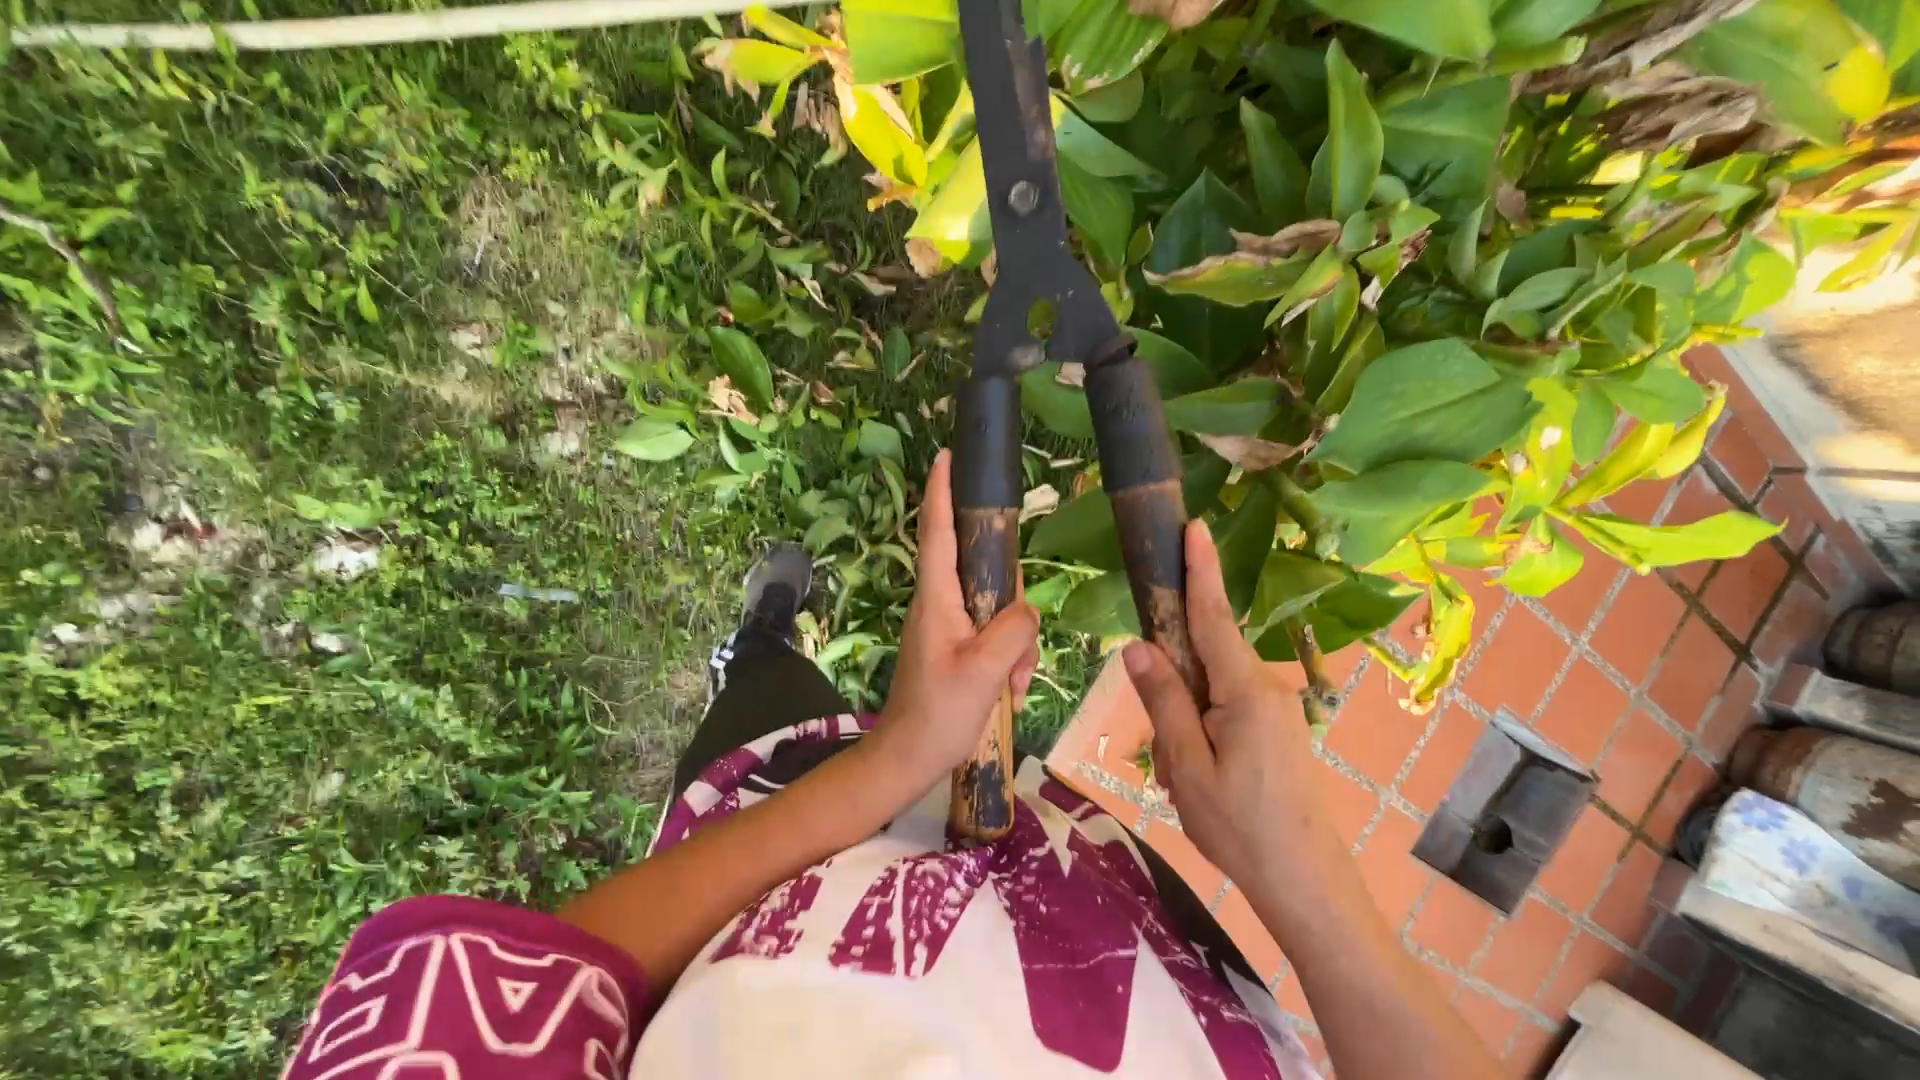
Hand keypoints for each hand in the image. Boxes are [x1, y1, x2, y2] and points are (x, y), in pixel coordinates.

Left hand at [868, 448, 1039, 787]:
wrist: (907, 759)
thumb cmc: (938, 714)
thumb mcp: (984, 671)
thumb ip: (1013, 630)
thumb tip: (1027, 609)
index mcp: (936, 599)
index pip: (937, 532)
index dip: (941, 491)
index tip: (946, 455)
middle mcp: (939, 604)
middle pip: (987, 577)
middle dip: (1014, 613)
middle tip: (1017, 662)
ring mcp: (949, 627)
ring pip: (999, 612)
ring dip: (1016, 647)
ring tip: (1011, 687)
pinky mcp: (957, 647)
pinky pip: (995, 637)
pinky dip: (1009, 661)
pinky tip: (1008, 693)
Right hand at [1121, 519, 1345, 892]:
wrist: (1305, 880)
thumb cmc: (1240, 826)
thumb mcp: (1187, 765)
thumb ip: (1163, 701)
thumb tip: (1138, 646)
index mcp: (1245, 690)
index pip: (1213, 616)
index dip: (1201, 570)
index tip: (1195, 526)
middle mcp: (1266, 688)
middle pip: (1205, 655)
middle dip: (1173, 684)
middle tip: (1170, 754)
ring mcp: (1276, 709)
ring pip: (1212, 689)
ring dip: (1185, 722)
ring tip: (1185, 783)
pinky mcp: (1276, 729)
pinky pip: (1225, 710)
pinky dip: (1200, 733)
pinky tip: (1199, 780)